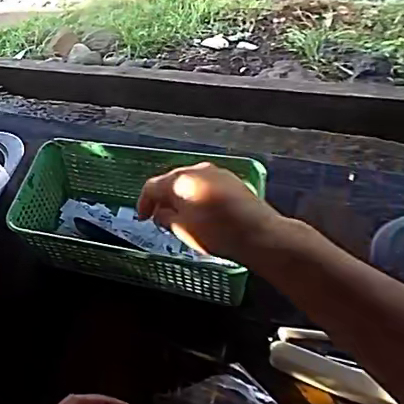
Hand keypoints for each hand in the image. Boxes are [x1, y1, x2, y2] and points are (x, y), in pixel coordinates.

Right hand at [137, 163, 292, 263]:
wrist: (259, 234)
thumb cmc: (218, 233)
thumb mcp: (182, 230)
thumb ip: (165, 218)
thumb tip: (160, 213)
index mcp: (179, 180)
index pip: (152, 186)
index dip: (144, 202)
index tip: (143, 217)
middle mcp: (197, 170)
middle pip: (171, 181)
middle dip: (163, 199)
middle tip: (159, 217)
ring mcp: (216, 173)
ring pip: (190, 182)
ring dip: (182, 197)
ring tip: (181, 218)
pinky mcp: (231, 180)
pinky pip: (206, 184)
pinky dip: (198, 196)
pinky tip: (202, 213)